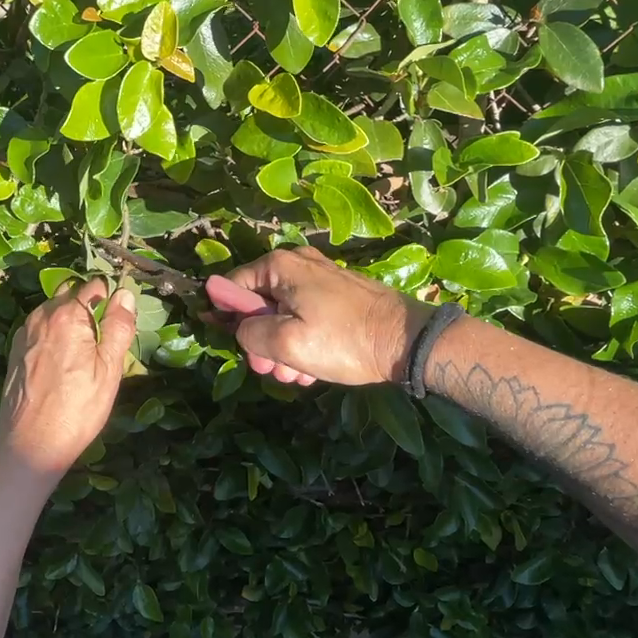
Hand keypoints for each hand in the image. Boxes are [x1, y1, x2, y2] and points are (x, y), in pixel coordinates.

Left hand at [0, 277, 136, 478]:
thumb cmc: (78, 408)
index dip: (110, 296)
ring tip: (84, 350)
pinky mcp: (15, 350)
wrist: (31, 444)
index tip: (119, 317)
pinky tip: (61, 360)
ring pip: (53, 311)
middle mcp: (42, 315)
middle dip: (88, 305)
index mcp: (68, 314)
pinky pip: (40, 328)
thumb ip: (118, 326)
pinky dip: (53, 334)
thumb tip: (125, 293)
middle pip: (70, 293)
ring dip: (70, 320)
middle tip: (104, 335)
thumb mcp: (109, 369)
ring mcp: (25, 332)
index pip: (94, 285)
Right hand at [205, 247, 429, 385]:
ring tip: (300, 374)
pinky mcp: (337, 295)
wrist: (410, 341)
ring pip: (282, 315)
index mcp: (279, 266)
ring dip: (283, 348)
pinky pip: (305, 316)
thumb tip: (236, 325)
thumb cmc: (343, 340)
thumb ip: (249, 332)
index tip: (242, 349)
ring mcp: (319, 278)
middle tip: (275, 370)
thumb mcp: (286, 343)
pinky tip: (315, 368)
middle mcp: (297, 263)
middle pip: (258, 304)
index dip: (228, 319)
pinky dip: (304, 341)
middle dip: (261, 342)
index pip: (230, 287)